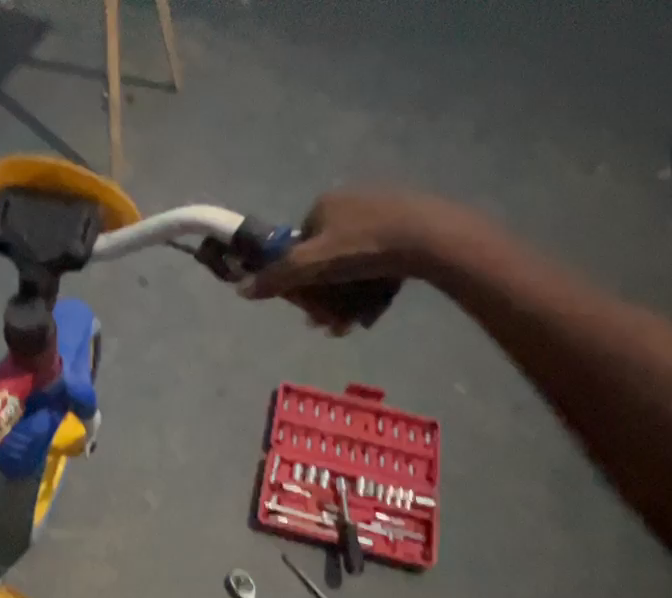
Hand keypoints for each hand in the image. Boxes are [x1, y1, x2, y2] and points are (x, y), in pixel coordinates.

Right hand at [241, 190, 483, 333]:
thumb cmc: (363, 249)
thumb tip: (240, 289)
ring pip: (354, 263)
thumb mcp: (309, 266)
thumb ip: (274, 278)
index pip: (300, 245)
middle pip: (327, 258)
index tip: (308, 304)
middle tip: (331, 323)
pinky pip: (381, 258)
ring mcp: (384, 209)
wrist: (431, 238)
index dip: (300, 278)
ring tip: (354, 322)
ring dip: (348, 296)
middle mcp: (351, 201)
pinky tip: (378, 305)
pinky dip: (374, 284)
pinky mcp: (411, 222)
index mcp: (325, 204)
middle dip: (325, 295)